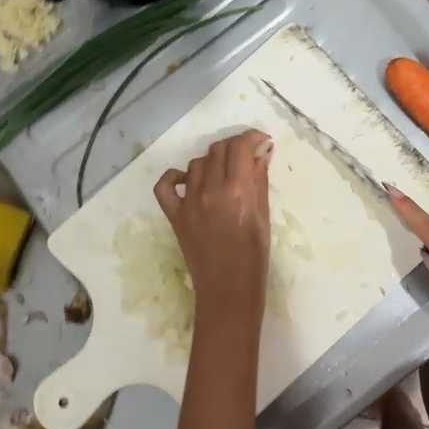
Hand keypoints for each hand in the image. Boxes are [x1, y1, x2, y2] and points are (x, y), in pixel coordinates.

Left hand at [153, 130, 275, 330]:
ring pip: (197, 163)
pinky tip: (188, 180)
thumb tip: (261, 153)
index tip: (262, 141)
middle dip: (235, 146)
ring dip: (212, 162)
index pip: (239, 146)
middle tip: (247, 156)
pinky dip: (175, 177)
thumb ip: (259, 181)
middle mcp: (210, 190)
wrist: (228, 290)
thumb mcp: (263, 216)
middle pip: (218, 150)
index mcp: (237, 190)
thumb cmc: (254, 256)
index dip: (252, 137)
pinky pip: (165, 186)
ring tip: (225, 174)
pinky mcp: (175, 215)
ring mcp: (189, 202)